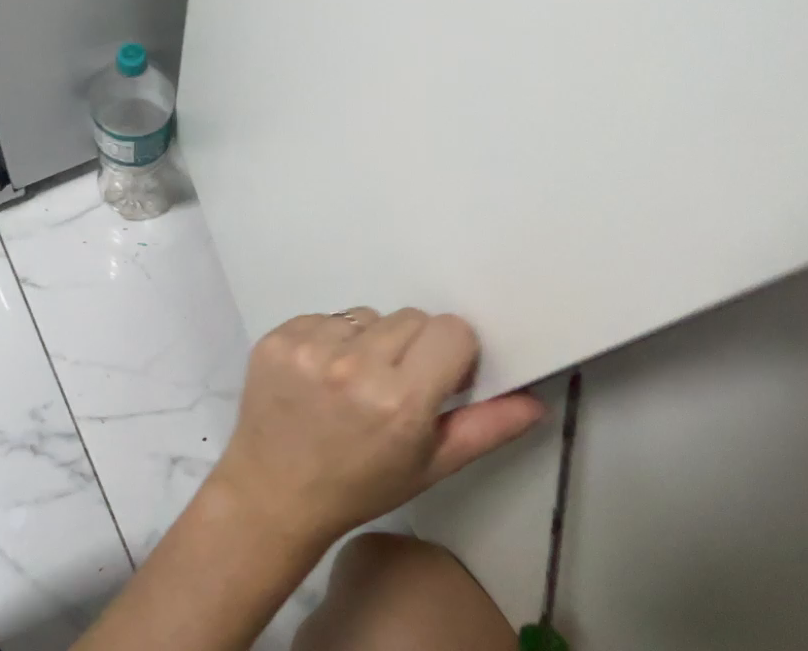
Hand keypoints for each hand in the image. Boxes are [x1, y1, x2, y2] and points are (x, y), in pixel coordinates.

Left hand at [209, 308, 545, 543]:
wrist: (273, 492)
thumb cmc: (360, 485)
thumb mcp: (429, 466)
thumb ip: (486, 428)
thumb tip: (534, 400)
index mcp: (400, 399)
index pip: (450, 330)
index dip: (452, 354)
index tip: (439, 378)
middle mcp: (354, 364)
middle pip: (410, 318)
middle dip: (412, 347)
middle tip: (394, 384)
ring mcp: (309, 348)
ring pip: (366, 315)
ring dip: (368, 341)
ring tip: (352, 382)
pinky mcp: (277, 337)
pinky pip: (323, 318)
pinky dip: (328, 340)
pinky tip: (319, 376)